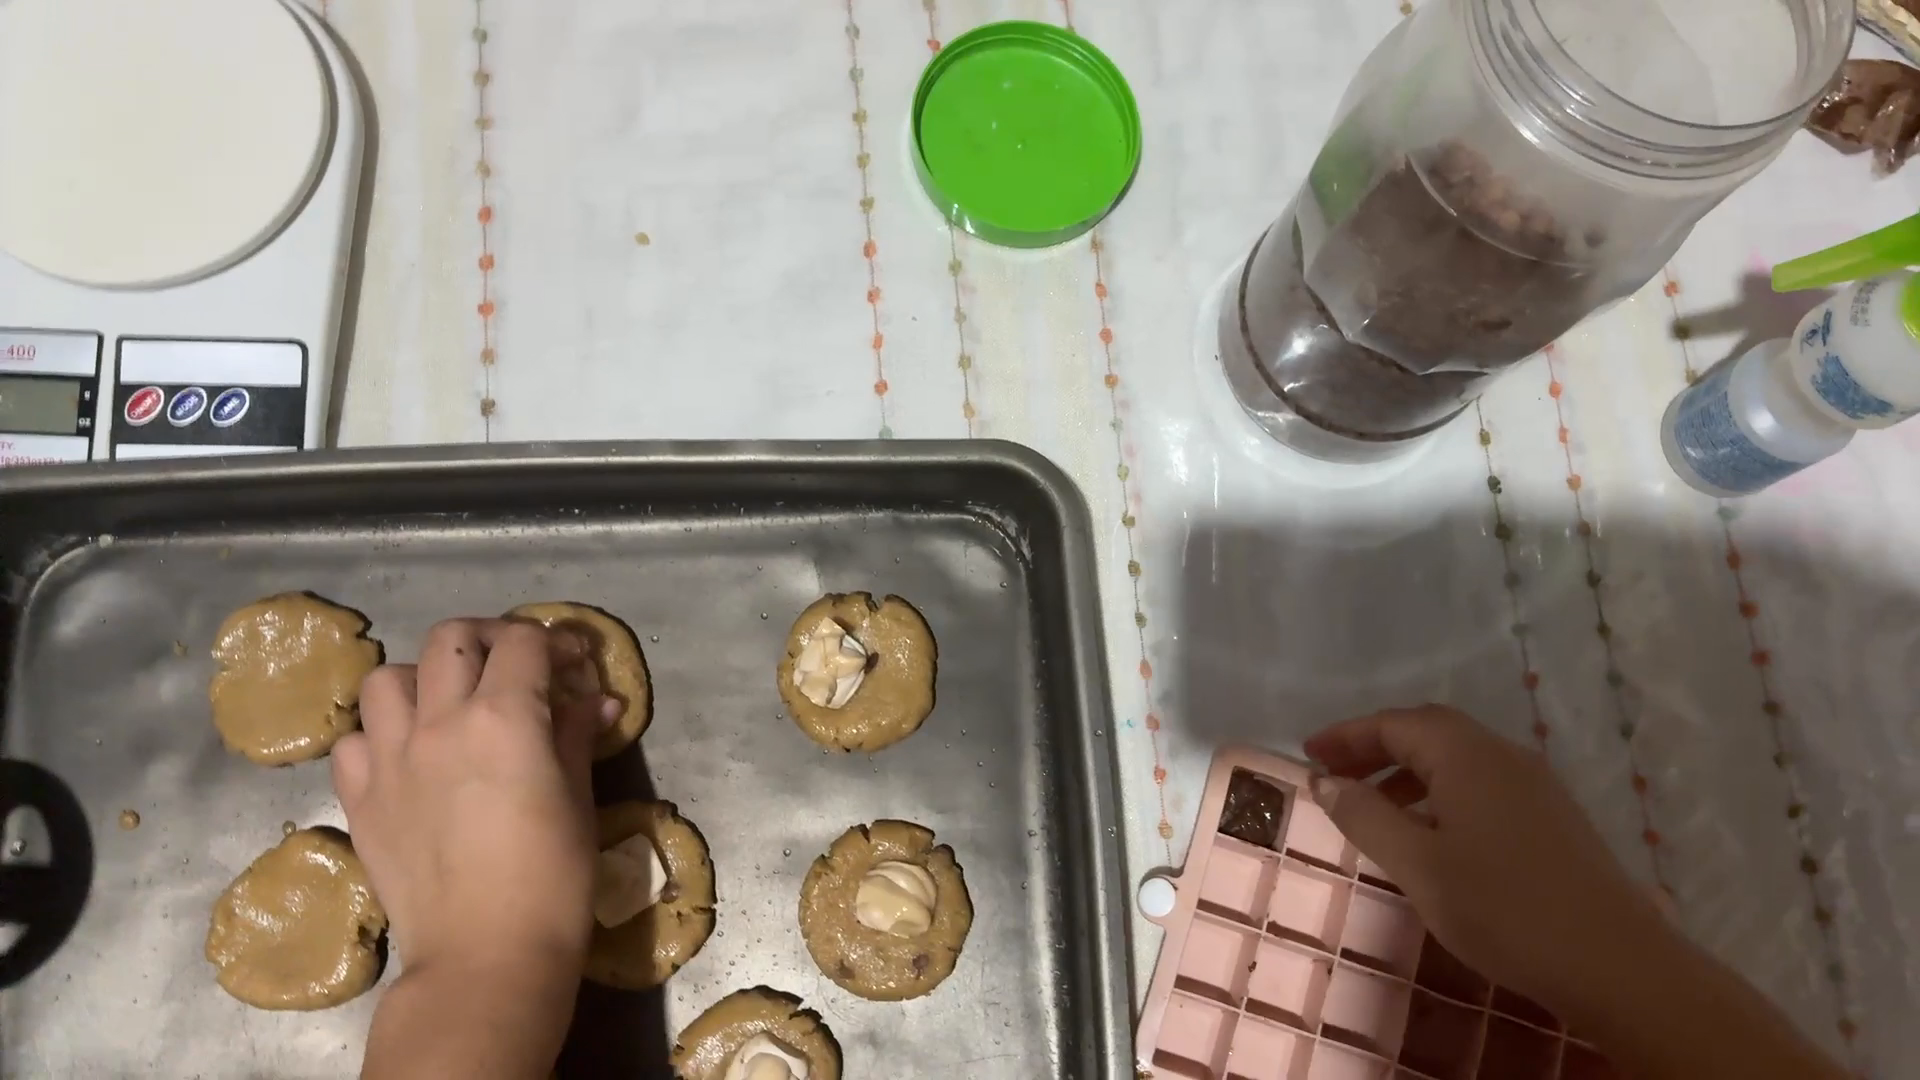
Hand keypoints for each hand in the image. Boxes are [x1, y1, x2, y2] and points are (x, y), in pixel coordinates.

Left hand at [332, 618, 615, 1079]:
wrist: (486, 951)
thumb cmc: (554, 872)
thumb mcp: (579, 793)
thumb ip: (577, 733)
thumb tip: (598, 700)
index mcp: (505, 716)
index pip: (525, 640)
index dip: (555, 640)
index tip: (574, 662)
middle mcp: (441, 722)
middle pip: (452, 638)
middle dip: (490, 638)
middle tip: (515, 665)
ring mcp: (390, 758)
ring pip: (388, 677)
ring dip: (425, 677)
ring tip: (452, 703)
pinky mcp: (358, 798)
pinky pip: (355, 738)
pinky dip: (383, 731)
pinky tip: (412, 754)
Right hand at [1303, 706, 1670, 1016]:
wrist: (1624, 972)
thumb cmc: (1506, 909)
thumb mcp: (1417, 865)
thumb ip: (1365, 816)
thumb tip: (1325, 781)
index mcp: (1466, 755)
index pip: (1392, 724)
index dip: (1345, 735)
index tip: (1306, 754)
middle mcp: (1501, 755)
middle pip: (1425, 731)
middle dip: (1373, 747)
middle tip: (1333, 773)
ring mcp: (1533, 786)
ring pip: (1454, 757)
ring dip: (1404, 770)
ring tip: (1370, 804)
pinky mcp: (1551, 818)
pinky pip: (1478, 782)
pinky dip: (1437, 790)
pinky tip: (1427, 831)